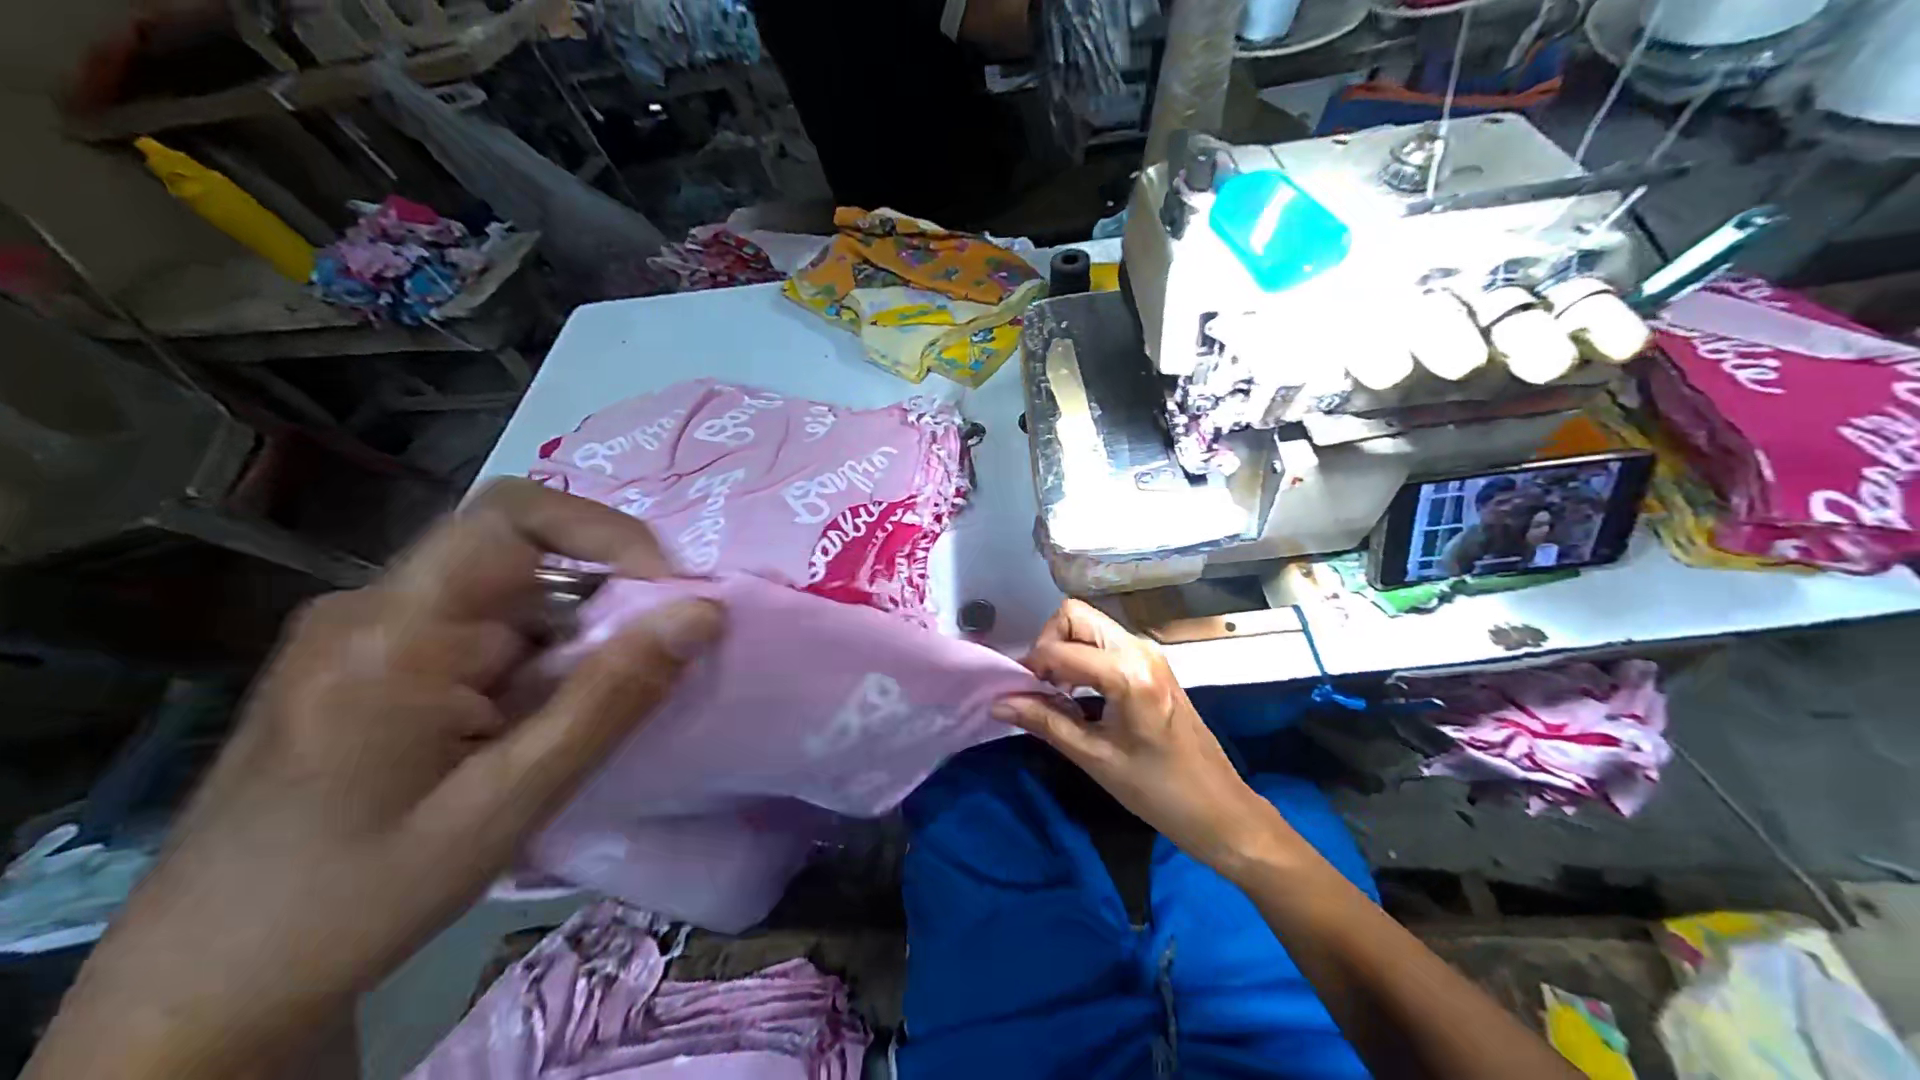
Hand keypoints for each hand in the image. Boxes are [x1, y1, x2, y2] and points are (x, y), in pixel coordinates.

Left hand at [26, 479, 724, 1079]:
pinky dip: (530, 654)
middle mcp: (366, 608)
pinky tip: (532, 720)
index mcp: (392, 634)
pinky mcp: (359, 659)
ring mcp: (355, 631)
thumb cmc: (361, 896)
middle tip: (648, 659)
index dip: (606, 532)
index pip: (511, 517)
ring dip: (565, 632)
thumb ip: (611, 698)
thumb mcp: (510, 802)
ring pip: (498, 592)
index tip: (667, 592)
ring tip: (588, 708)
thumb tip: (702, 613)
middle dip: (598, 595)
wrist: (203, 983)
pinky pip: (471, 625)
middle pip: (512, 554)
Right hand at [993, 600, 1291, 875]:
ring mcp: (1148, 652)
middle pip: (1074, 616)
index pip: (1059, 649)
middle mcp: (1139, 649)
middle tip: (1041, 687)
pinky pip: (1104, 641)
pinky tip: (1079, 695)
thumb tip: (999, 702)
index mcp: (1128, 673)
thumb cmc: (1158, 791)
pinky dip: (1082, 657)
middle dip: (1047, 645)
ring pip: (1089, 625)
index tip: (1018, 695)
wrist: (1219, 809)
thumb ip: (1045, 721)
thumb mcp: (1095, 758)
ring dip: (1064, 651)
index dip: (1030, 668)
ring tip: (1057, 694)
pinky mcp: (1152, 662)